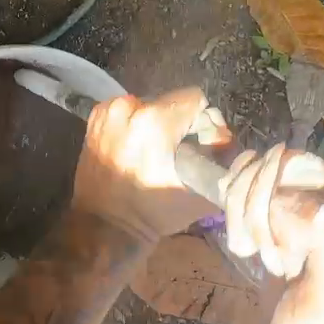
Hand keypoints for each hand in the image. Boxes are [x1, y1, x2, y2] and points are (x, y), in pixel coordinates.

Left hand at [70, 90, 219, 246]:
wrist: (107, 224)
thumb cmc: (154, 211)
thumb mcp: (200, 191)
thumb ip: (221, 160)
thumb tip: (227, 141)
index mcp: (154, 121)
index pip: (195, 99)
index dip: (204, 122)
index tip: (201, 145)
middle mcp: (128, 108)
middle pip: (171, 101)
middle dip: (181, 123)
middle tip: (180, 151)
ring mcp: (108, 110)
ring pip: (149, 104)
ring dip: (158, 123)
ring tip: (157, 151)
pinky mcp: (96, 117)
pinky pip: (128, 111)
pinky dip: (136, 125)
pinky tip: (137, 148)